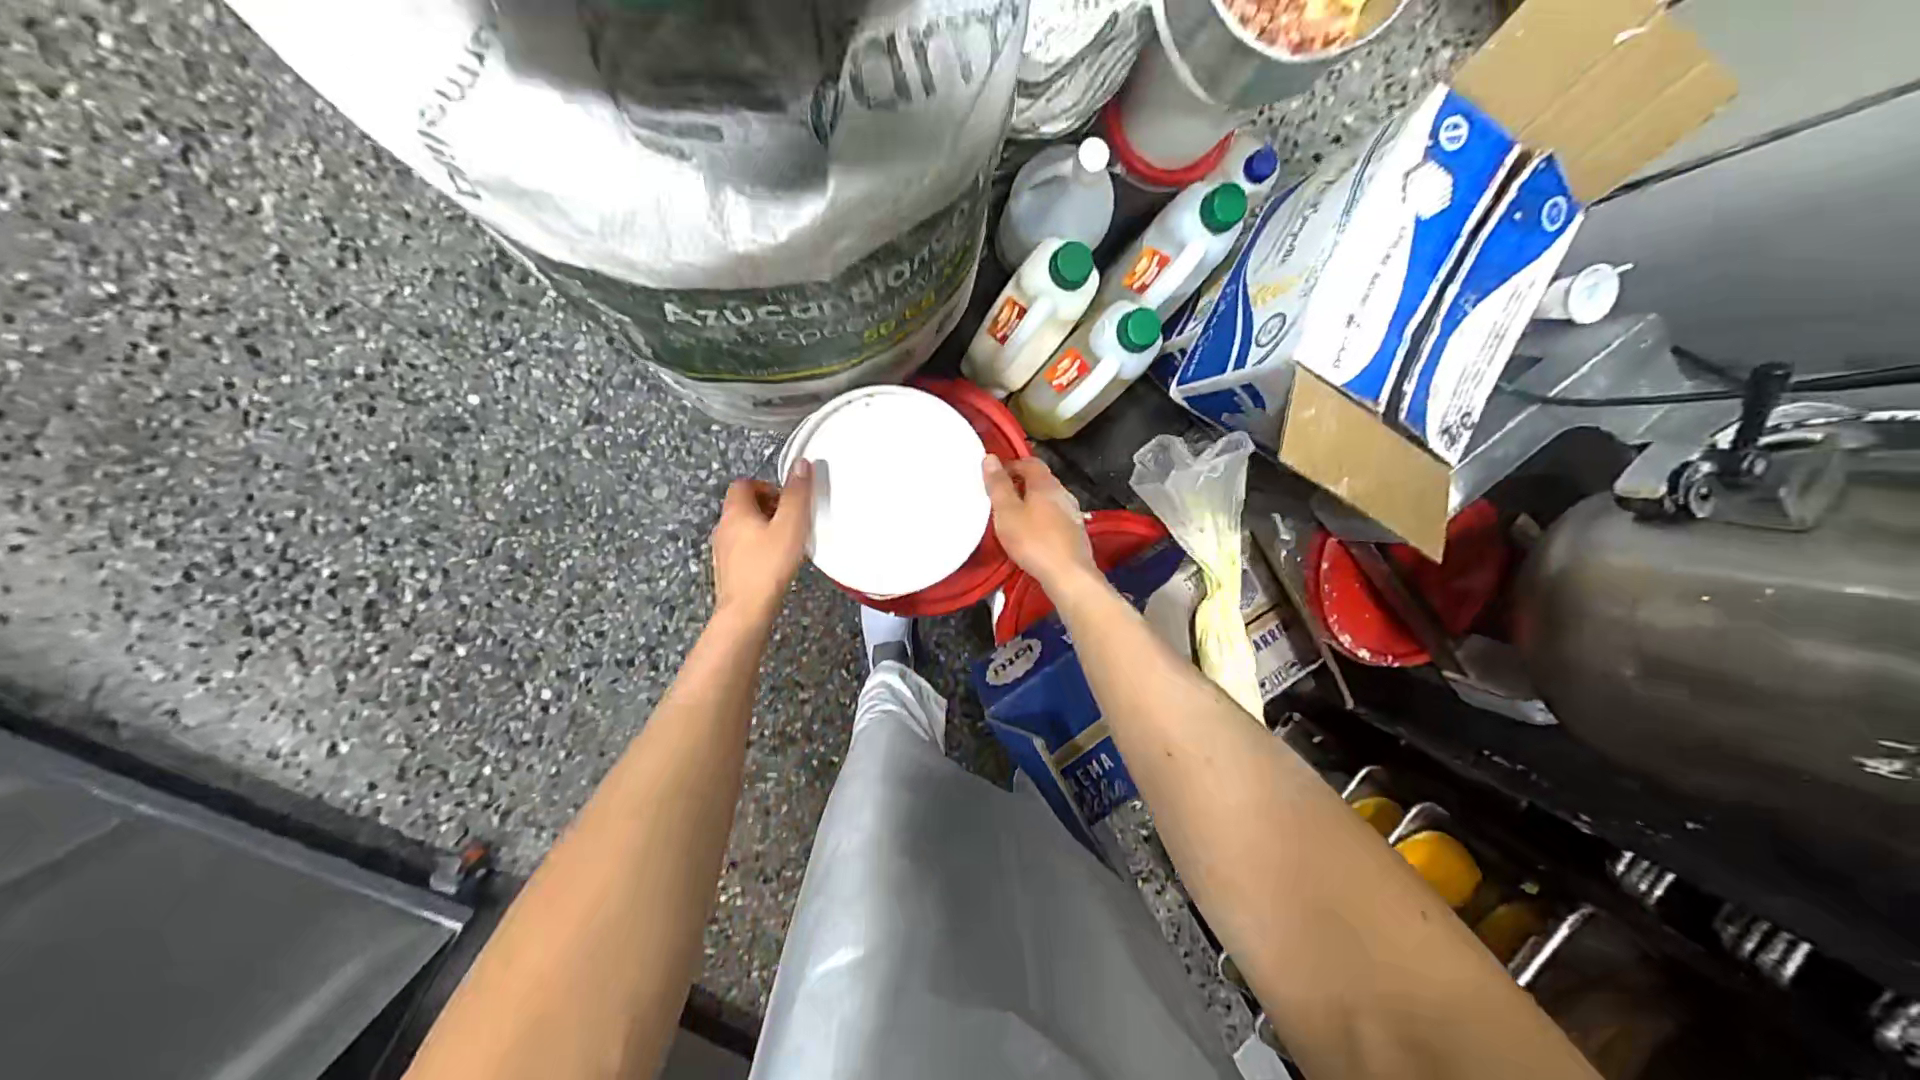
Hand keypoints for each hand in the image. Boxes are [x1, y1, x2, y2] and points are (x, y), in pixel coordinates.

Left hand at [711, 460, 813, 622]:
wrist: (746, 610)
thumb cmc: (767, 567)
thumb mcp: (790, 526)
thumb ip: (797, 494)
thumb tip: (801, 465)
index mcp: (736, 512)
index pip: (744, 484)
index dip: (766, 486)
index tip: (786, 500)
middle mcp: (723, 528)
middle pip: (743, 506)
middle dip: (768, 508)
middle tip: (789, 520)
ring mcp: (722, 550)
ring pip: (742, 528)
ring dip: (763, 529)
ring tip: (785, 542)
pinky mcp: (728, 570)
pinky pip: (742, 549)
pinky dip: (758, 549)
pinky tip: (774, 563)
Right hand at [982, 455, 1097, 593]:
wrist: (1068, 575)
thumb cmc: (1034, 541)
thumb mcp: (1007, 512)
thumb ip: (998, 485)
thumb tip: (991, 457)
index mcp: (1046, 484)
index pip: (1030, 462)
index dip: (1012, 465)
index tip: (996, 477)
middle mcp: (1063, 493)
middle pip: (1041, 480)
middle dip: (1021, 484)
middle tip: (1001, 497)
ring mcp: (1073, 513)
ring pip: (1049, 500)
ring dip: (1032, 503)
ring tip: (1014, 517)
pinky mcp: (1076, 533)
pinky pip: (1055, 517)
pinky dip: (1042, 519)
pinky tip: (1033, 534)